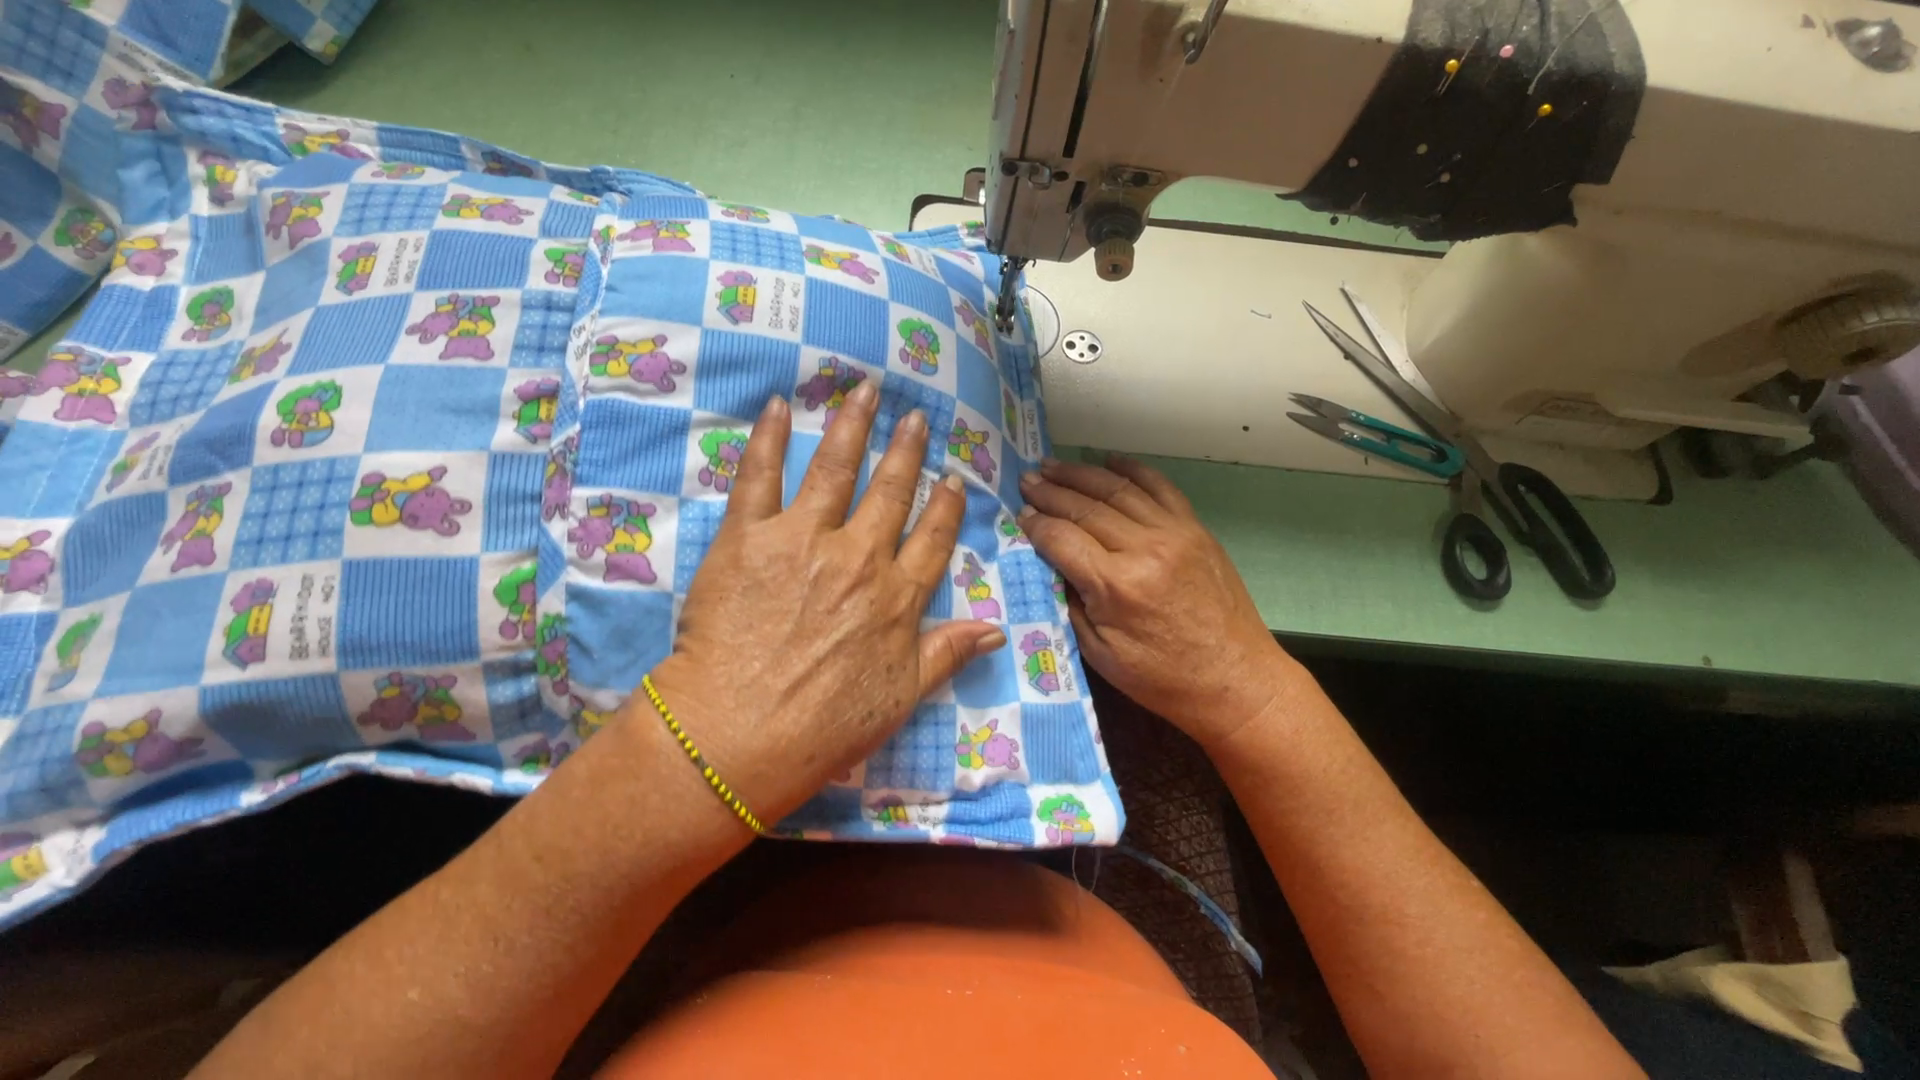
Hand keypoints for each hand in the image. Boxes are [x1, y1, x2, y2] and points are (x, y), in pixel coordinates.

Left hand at [642, 381, 1004, 822]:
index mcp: (897, 598)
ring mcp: (804, 541)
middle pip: (890, 492)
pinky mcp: (748, 537)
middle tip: (916, 416)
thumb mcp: (901, 700)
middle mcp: (859, 558)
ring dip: (853, 426)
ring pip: (835, 469)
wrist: (741, 734)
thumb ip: (947, 655)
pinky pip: (760, 476)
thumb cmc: (824, 728)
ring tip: (865, 390)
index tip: (952, 478)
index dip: (945, 507)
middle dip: (906, 450)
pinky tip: (780, 406)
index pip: (932, 539)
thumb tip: (996, 630)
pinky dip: (770, 438)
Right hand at [1018, 455, 1300, 749]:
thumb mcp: (1099, 653)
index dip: (1036, 524)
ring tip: (1053, 464)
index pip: (1062, 539)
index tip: (1018, 514)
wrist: (1235, 680)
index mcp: (1116, 586)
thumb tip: (1051, 566)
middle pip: (1086, 507)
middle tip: (1026, 479)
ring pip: (1119, 489)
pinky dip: (1133, 469)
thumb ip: (1071, 604)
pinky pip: (1161, 488)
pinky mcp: (1196, 530)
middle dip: (1051, 491)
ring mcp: (1174, 533)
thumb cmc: (1162, 678)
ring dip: (1082, 473)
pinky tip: (1110, 460)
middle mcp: (1144, 549)